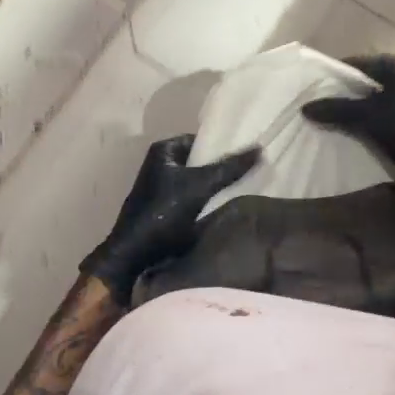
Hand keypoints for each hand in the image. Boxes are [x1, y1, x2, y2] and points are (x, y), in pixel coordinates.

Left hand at [80, 135, 259, 298]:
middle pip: (199, 161)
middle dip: (221, 167)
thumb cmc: (164, 212)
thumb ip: (229, 169)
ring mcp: (161, 186)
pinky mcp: (164, 207)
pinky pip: (192, 197)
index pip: (200, 140)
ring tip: (243, 188)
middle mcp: (160, 163)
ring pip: (196, 180)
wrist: (135, 253)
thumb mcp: (200, 186)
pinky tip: (225, 207)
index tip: (247, 155)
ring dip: (215, 185)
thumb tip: (259, 149)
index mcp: (164, 150)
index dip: (222, 146)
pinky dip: (206, 200)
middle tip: (250, 173)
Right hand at [302, 54, 394, 207]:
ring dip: (365, 107)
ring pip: (385, 94)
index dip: (334, 78)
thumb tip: (307, 106)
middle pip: (371, 78)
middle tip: (326, 110)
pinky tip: (371, 130)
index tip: (316, 93)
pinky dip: (382, 115)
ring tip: (344, 123)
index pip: (357, 63)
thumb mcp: (373, 122)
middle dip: (349, 94)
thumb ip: (339, 110)